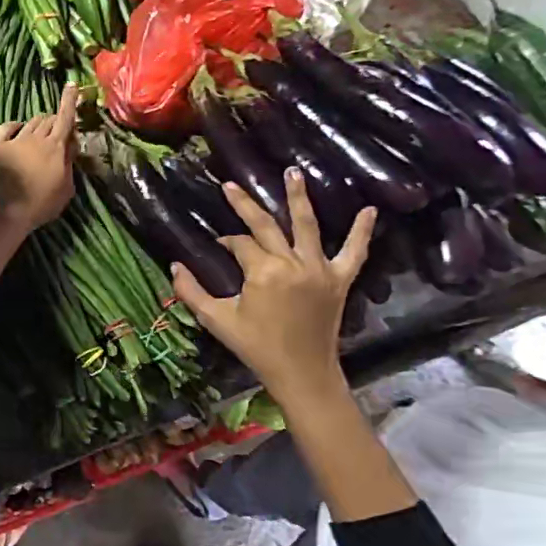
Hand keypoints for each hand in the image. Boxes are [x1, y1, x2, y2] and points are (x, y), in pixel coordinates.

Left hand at [0, 83, 79, 231]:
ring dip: (38, 124)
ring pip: (30, 122)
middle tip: (57, 131)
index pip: (65, 118)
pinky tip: (17, 129)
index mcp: (55, 147)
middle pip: (48, 119)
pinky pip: (7, 127)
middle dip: (54, 120)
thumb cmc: (41, 204)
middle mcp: (35, 138)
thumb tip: (71, 143)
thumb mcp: (66, 188)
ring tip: (40, 135)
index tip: (71, 84)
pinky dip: (15, 125)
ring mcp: (14, 140)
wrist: (5, 212)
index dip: (69, 101)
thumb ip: (70, 162)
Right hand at [173, 167, 376, 401]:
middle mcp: (292, 263)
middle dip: (245, 204)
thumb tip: (175, 266)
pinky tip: (370, 210)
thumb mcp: (217, 321)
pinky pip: (354, 252)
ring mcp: (320, 269)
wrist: (302, 373)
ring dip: (299, 197)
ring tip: (293, 172)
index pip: (239, 244)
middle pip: (266, 225)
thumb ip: (192, 292)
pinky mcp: (340, 280)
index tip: (216, 246)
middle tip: (231, 185)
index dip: (225, 242)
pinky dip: (362, 232)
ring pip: (308, 225)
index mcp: (263, 272)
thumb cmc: (257, 348)